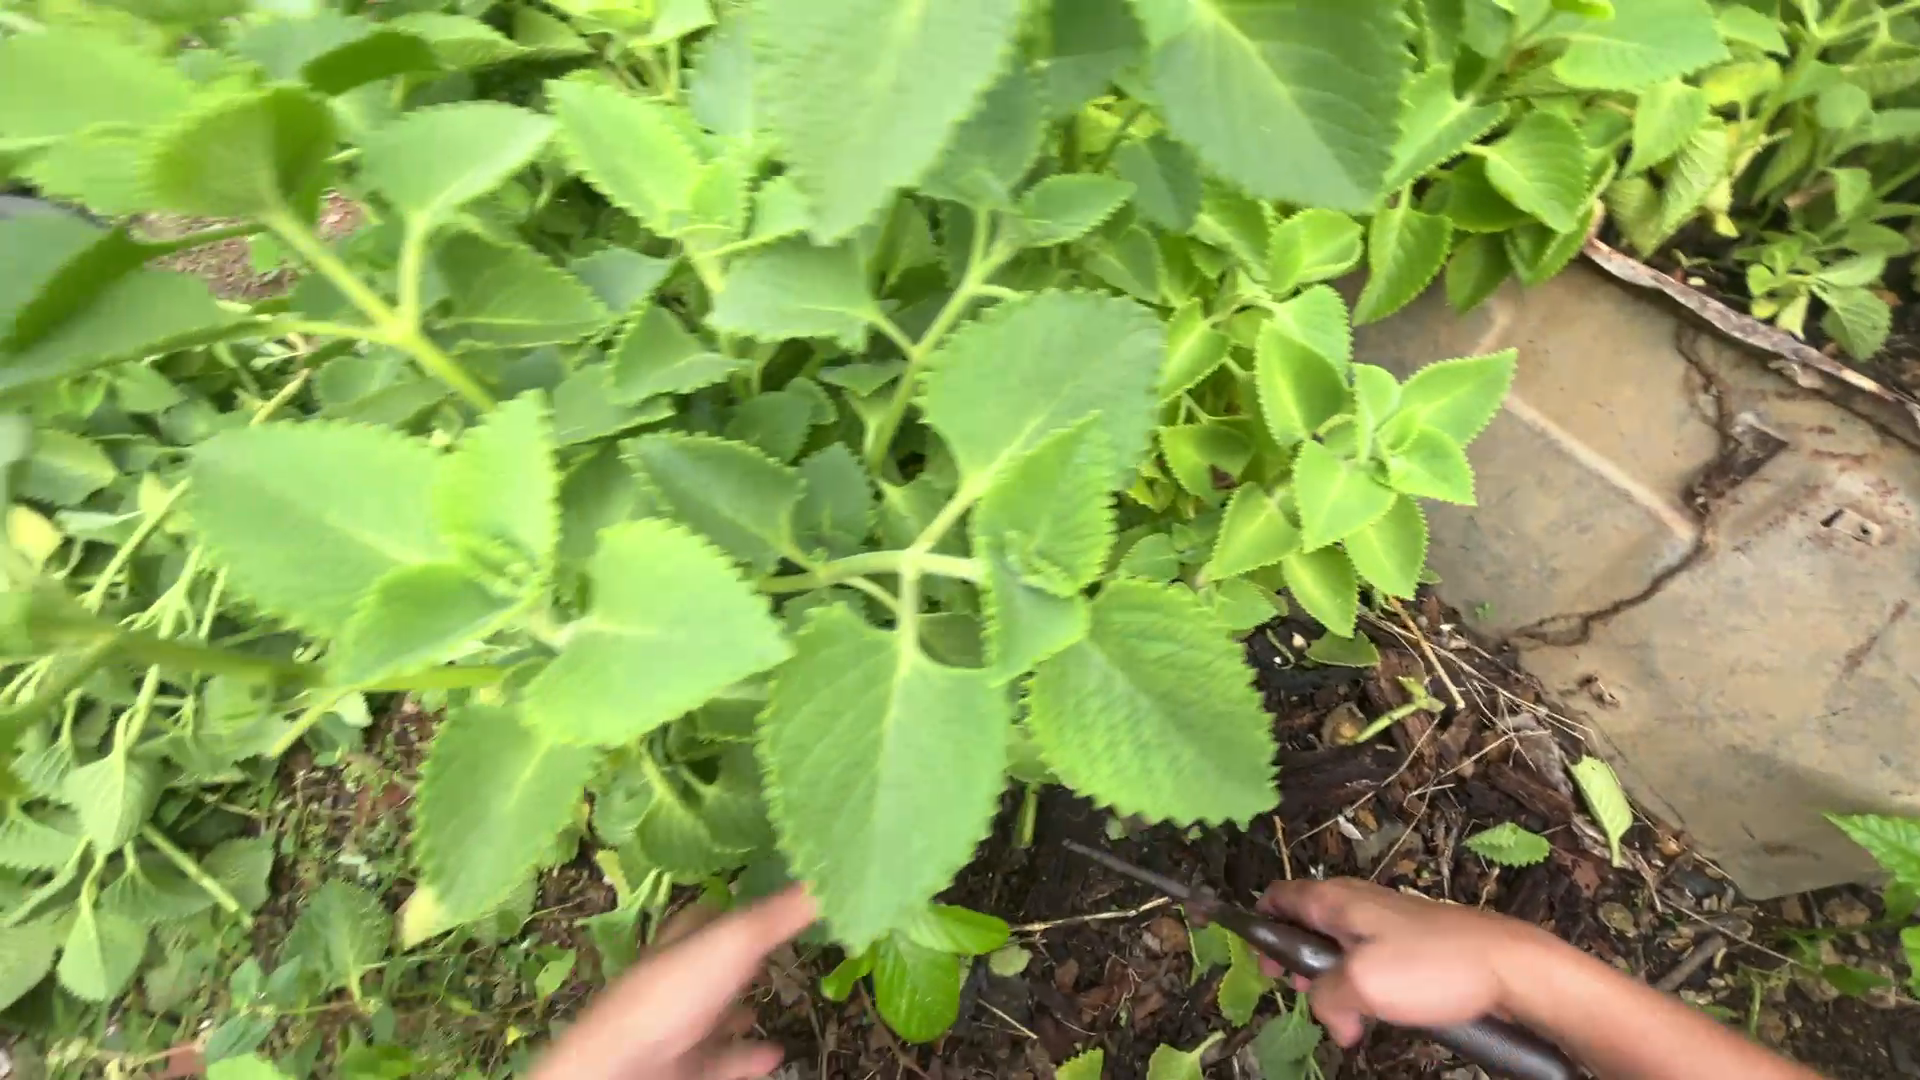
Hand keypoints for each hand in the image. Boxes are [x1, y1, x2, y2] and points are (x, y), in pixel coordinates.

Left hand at [528, 885, 816, 1079]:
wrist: (621, 1071)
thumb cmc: (676, 992)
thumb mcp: (739, 939)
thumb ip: (785, 911)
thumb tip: (834, 871)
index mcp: (687, 937)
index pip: (718, 911)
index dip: (748, 903)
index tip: (783, 899)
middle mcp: (680, 975)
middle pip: (718, 959)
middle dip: (748, 956)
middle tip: (785, 948)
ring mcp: (680, 1024)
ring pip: (718, 1010)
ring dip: (745, 1007)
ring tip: (776, 1000)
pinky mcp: (685, 1064)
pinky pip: (723, 1057)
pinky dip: (748, 1055)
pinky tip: (774, 1054)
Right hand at [1255, 878, 1562, 1046]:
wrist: (1509, 965)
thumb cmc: (1428, 966)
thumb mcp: (1363, 986)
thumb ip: (1326, 998)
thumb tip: (1325, 1015)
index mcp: (1331, 899)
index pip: (1276, 897)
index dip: (1259, 925)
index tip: (1262, 962)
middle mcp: (1351, 899)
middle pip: (1303, 921)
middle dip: (1295, 959)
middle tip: (1299, 994)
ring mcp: (1382, 917)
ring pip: (1336, 941)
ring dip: (1328, 976)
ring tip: (1338, 1013)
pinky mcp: (1409, 938)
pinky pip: (1366, 954)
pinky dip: (1359, 979)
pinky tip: (1376, 1009)